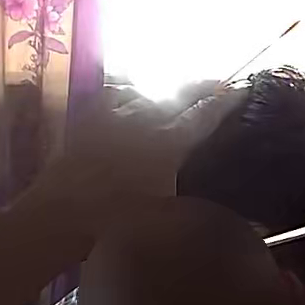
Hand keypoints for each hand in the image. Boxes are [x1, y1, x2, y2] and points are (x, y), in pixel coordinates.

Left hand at [24, 85, 246, 236]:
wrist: (61, 212)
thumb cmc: (116, 220)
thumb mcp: (163, 213)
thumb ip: (187, 197)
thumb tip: (216, 205)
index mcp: (169, 143)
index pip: (206, 114)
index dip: (226, 100)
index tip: (242, 89)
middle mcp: (145, 119)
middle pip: (180, 93)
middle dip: (203, 86)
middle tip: (218, 83)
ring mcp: (115, 115)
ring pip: (147, 92)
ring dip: (165, 92)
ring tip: (175, 94)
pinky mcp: (90, 118)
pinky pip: (114, 95)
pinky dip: (128, 93)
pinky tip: (131, 96)